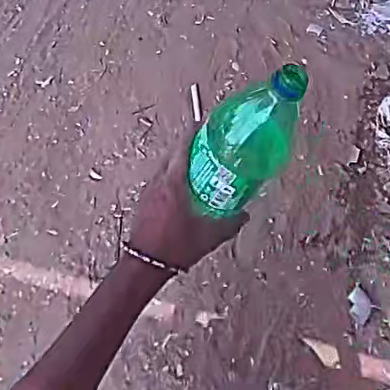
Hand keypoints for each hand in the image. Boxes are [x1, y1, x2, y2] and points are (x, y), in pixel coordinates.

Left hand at [126, 137, 246, 272]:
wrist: (145, 265)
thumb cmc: (174, 247)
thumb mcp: (209, 235)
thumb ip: (230, 223)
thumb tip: (244, 214)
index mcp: (174, 182)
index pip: (182, 147)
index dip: (193, 132)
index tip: (204, 124)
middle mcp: (159, 181)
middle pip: (173, 153)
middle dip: (188, 145)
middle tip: (205, 144)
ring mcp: (149, 190)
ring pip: (165, 165)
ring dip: (179, 160)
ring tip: (196, 164)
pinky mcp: (145, 201)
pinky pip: (160, 179)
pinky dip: (172, 175)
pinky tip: (182, 187)